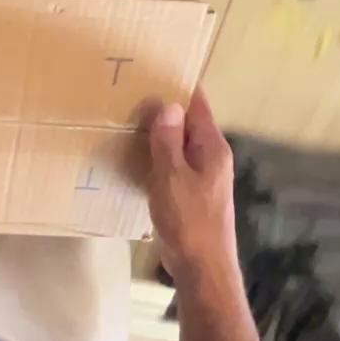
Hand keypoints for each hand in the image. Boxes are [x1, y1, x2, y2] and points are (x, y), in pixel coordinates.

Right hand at [146, 90, 236, 282]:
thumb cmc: (189, 220)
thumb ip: (168, 141)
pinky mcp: (189, 197)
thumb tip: (167, 105)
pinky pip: (171, 169)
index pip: (198, 106)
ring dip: (156, 139)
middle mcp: (210, 159)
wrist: (201, 266)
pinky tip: (134, 164)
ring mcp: (201, 179)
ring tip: (127, 127)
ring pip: (177, 148)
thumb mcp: (173, 177)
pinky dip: (155, 162)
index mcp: (212, 148)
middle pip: (187, 125)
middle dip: (163, 112)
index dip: (178, 88)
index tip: (153, 74)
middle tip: (129, 99)